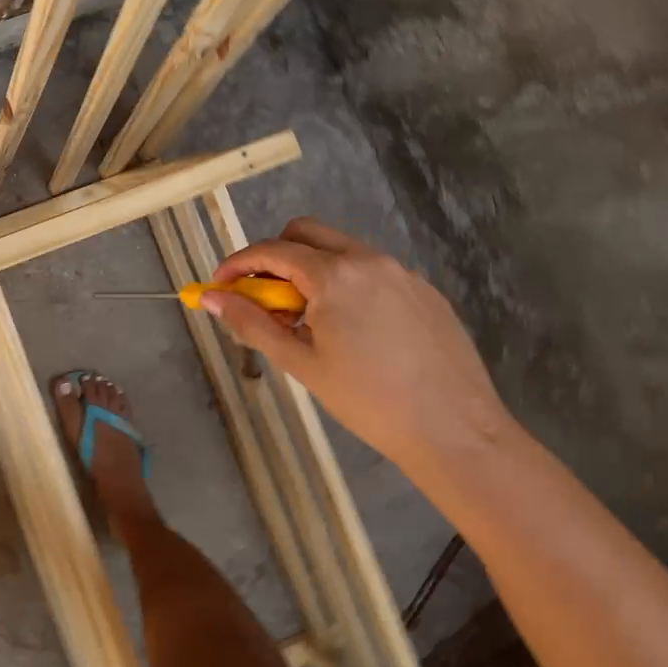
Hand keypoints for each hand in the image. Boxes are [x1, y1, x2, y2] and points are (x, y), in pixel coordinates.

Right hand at [207, 218, 516, 469]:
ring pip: (340, 250)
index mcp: (335, 275)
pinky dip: (344, 284)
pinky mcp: (425, 293)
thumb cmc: (369, 401)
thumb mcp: (300, 363)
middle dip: (273, 256)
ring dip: (309, 270)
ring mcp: (402, 274)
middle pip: (305, 233)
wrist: (458, 433)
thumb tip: (209, 298)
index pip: (271, 250)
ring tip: (306, 320)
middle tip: (262, 297)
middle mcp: (369, 261)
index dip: (237, 265)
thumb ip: (250, 323)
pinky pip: (371, 272)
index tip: (219, 287)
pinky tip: (349, 330)